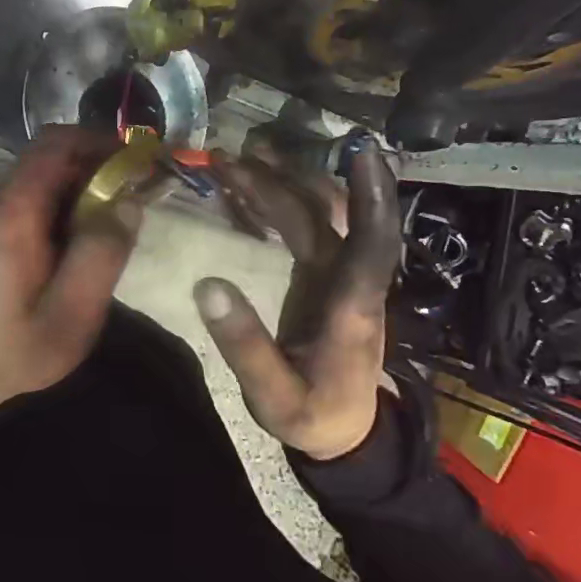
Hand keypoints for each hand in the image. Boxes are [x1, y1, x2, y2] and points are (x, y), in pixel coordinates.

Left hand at [0, 127, 144, 406]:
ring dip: (81, 190)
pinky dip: (61, 205)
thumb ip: (103, 254)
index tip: (139, 166)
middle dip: (97, 170)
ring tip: (109, 228)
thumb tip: (130, 200)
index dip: (102, 143)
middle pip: (51, 157)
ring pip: (42, 177)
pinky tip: (76, 241)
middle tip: (133, 203)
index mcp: (9, 213)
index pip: (56, 144)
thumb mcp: (72, 314)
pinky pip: (29, 196)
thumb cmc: (17, 349)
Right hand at [196, 139, 400, 459]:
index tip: (362, 150)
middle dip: (281, 179)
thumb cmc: (314, 415)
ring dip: (276, 182)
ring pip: (311, 214)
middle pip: (323, 215)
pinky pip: (298, 229)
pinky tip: (240, 192)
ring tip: (230, 160)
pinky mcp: (320, 276)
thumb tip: (208, 285)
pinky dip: (270, 205)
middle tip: (229, 156)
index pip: (373, 242)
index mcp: (351, 308)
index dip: (372, 196)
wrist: (344, 431)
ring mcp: (335, 275)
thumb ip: (245, 346)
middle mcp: (349, 280)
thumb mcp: (276, 397)